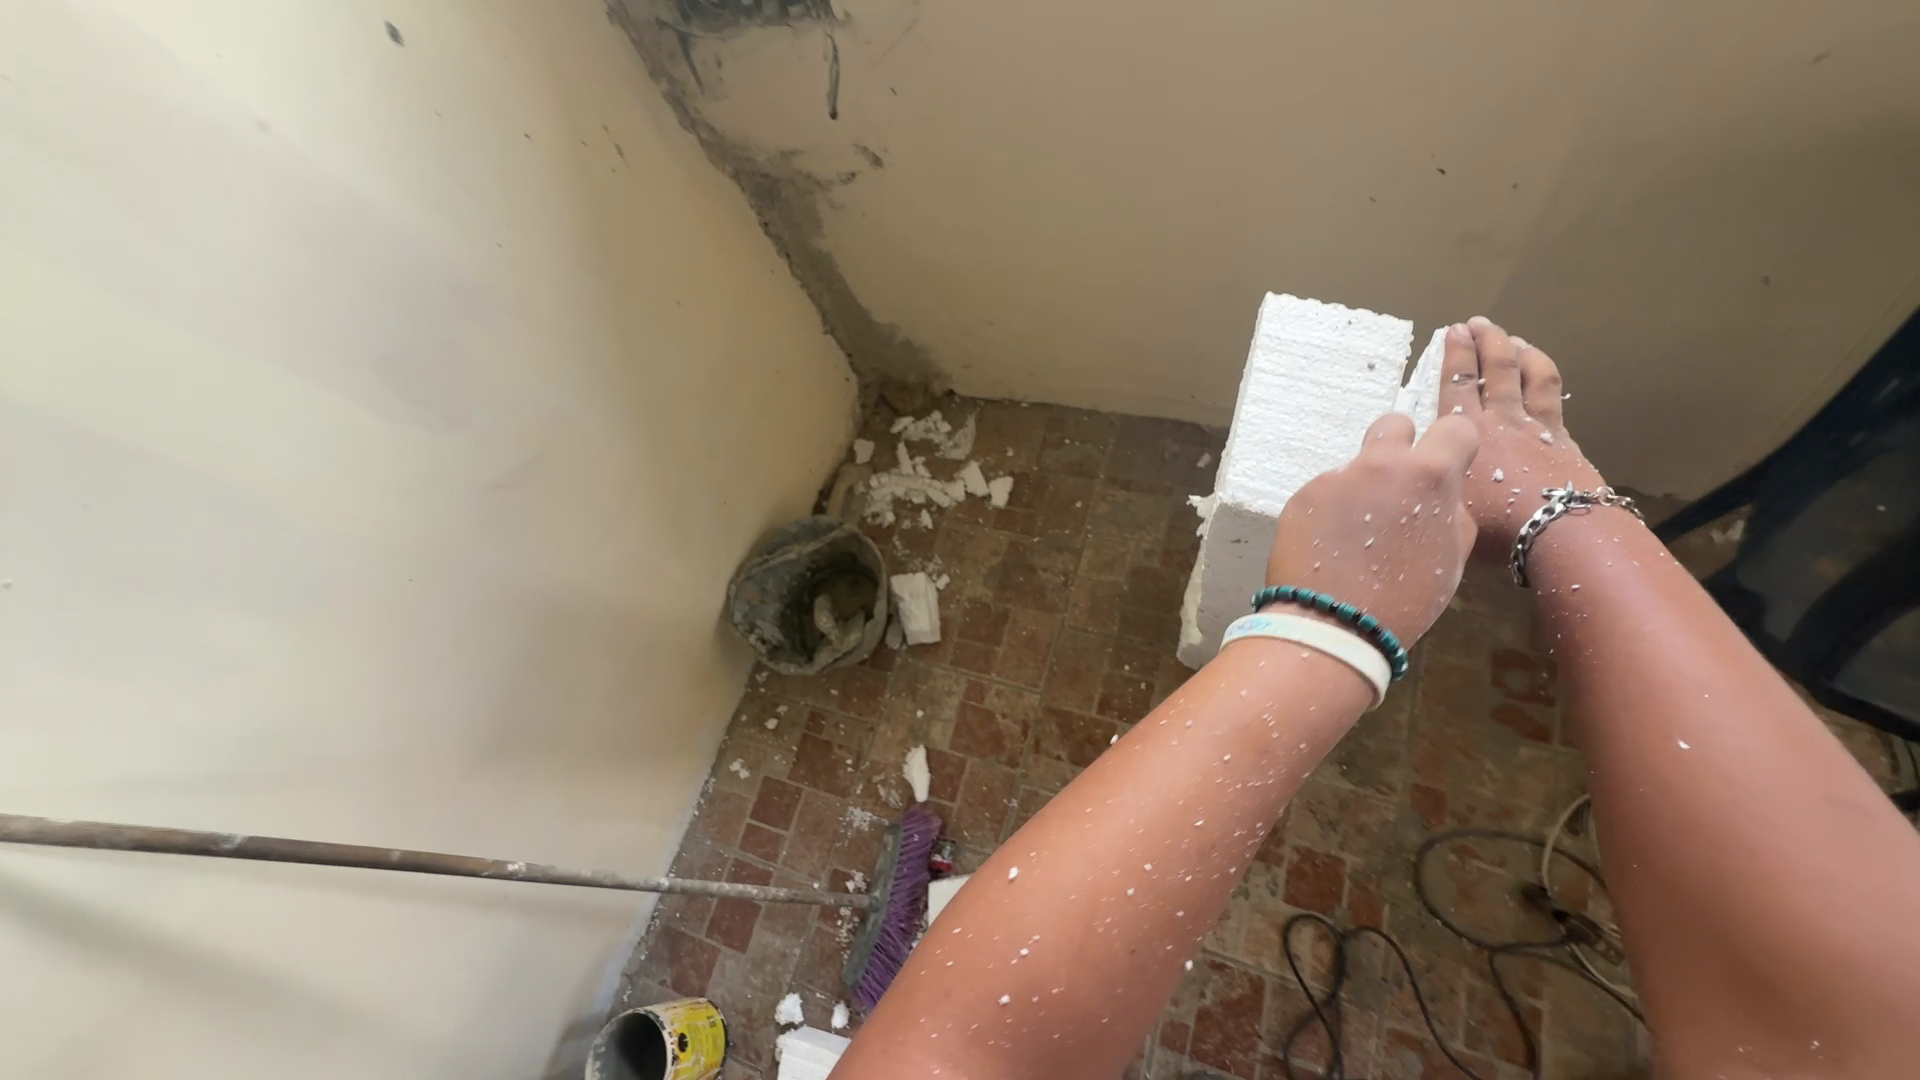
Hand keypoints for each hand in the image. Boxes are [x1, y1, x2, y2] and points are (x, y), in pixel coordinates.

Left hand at [1267, 412, 1479, 644]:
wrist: (1332, 622)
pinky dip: (1330, 511)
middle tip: (1396, 487)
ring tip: (1355, 536)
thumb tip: (1442, 491)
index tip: (1447, 466)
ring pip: (1355, 468)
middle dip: (1399, 447)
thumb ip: (1451, 509)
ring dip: (1360, 489)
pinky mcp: (1301, 496)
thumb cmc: (1405, 597)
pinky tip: (1328, 545)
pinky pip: (1325, 493)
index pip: (1455, 427)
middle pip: (1392, 425)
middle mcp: (1378, 465)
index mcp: (1428, 475)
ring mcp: (1334, 478)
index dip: (1455, 446)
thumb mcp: (1452, 555)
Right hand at [1441, 317, 1607, 554]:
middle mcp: (1502, 424)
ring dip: (1521, 353)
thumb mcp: (1446, 510)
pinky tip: (1541, 378)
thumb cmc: (1497, 531)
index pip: (1458, 385)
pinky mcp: (1564, 443)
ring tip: (1513, 339)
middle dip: (1486, 342)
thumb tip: (1413, 479)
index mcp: (1467, 437)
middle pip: (1497, 370)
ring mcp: (1538, 430)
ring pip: (1531, 377)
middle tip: (1478, 323)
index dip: (1456, 356)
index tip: (1452, 332)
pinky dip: (1544, 380)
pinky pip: (1553, 400)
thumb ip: (1433, 484)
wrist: (1563, 537)